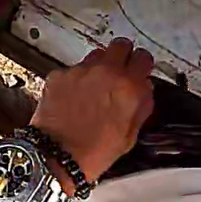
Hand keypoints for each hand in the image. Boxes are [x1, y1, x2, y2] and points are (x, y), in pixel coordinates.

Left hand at [28, 38, 155, 181]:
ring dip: (99, 66)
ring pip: (96, 55)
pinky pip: (72, 69)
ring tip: (95, 87)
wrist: (56, 155)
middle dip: (122, 56)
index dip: (142, 65)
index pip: (143, 58)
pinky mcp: (58, 75)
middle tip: (119, 71)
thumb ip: (141, 106)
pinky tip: (73, 97)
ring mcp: (79, 71)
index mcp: (128, 86)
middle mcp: (104, 72)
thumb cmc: (93, 151)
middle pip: (120, 45)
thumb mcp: (129, 135)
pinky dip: (75, 79)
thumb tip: (144, 91)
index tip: (139, 71)